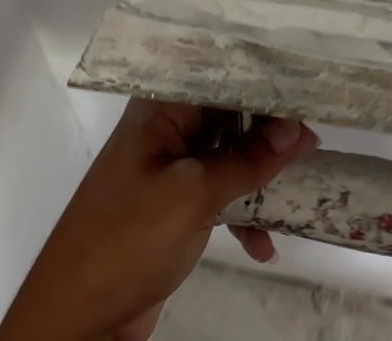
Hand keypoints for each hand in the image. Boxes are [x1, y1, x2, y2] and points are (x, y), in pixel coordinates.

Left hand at [0, 100, 318, 340]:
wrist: (78, 313)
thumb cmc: (130, 236)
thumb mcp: (194, 194)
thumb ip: (246, 161)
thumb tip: (296, 133)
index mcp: (159, 108)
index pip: (218, 77)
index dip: (262, 84)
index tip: (306, 98)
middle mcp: (163, 130)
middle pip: (226, 116)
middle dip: (268, 132)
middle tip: (312, 145)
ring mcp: (166, 170)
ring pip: (226, 158)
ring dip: (260, 178)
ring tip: (299, 194)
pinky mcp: (171, 208)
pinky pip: (217, 196)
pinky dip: (241, 215)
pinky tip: (263, 247)